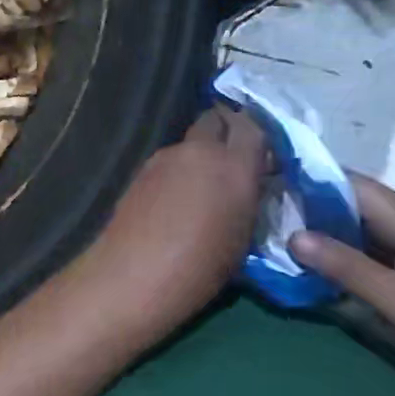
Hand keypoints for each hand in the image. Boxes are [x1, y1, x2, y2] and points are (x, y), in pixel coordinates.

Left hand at [76, 105, 265, 325]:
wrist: (133, 276)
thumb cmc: (199, 268)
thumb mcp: (242, 237)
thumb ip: (248, 198)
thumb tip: (248, 184)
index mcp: (234, 166)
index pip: (252, 125)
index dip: (257, 136)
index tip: (260, 155)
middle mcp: (200, 151)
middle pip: (215, 119)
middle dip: (225, 131)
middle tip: (232, 159)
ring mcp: (166, 156)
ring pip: (190, 141)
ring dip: (200, 154)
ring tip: (202, 185)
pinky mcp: (141, 169)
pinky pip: (169, 160)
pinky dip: (178, 169)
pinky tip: (175, 198)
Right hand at [289, 178, 394, 395]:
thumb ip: (348, 268)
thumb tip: (294, 236)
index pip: (350, 183)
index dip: (309, 179)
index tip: (269, 182)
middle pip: (355, 197)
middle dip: (312, 202)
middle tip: (269, 213)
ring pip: (364, 218)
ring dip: (328, 224)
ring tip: (285, 233)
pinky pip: (377, 239)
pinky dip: (348, 244)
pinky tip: (326, 259)